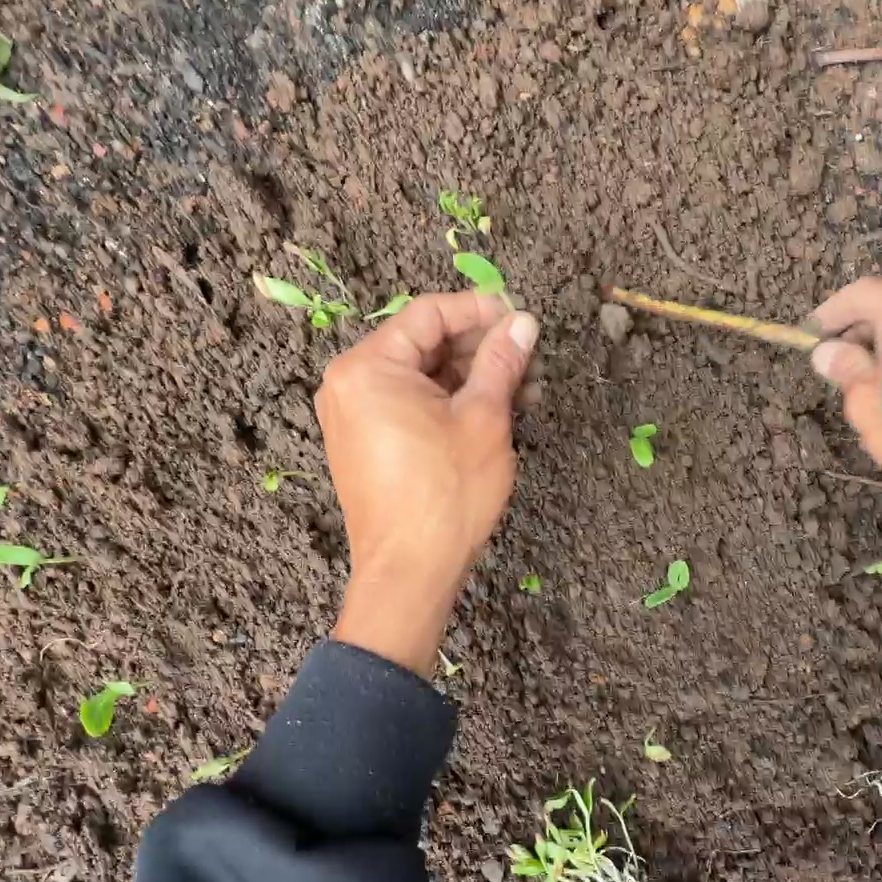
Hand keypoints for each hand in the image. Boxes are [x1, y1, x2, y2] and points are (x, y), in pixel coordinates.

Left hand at [315, 291, 538, 674]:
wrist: (410, 571)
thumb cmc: (447, 492)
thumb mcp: (484, 418)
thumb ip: (502, 361)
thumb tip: (523, 323)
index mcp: (368, 367)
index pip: (428, 315)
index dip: (480, 310)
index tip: (522, 317)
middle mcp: (350, 384)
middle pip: (425, 345)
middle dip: (481, 348)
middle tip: (531, 359)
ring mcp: (356, 417)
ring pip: (424, 378)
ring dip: (473, 378)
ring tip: (526, 391)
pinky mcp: (369, 444)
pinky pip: (413, 406)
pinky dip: (452, 403)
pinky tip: (495, 412)